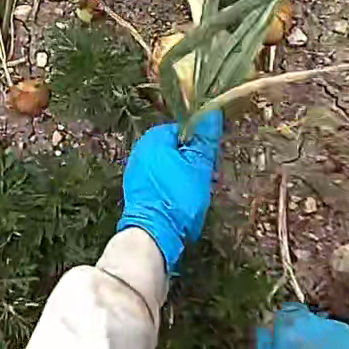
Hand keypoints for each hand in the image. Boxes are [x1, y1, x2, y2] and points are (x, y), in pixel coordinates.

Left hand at [117, 111, 221, 271]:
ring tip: (194, 195)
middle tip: (204, 179)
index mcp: (154, 139)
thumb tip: (212, 113)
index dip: (200, 144)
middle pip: (176, 149)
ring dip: (183, 177)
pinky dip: (172, 189)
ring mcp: (136, 172)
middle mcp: (141, 151)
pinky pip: (160, 182)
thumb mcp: (199, 167)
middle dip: (192, 162)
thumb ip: (205, 140)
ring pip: (169, 167)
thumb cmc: (177, 197)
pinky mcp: (136, 191)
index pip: (184, 129)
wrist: (152, 235)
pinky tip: (180, 205)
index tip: (209, 161)